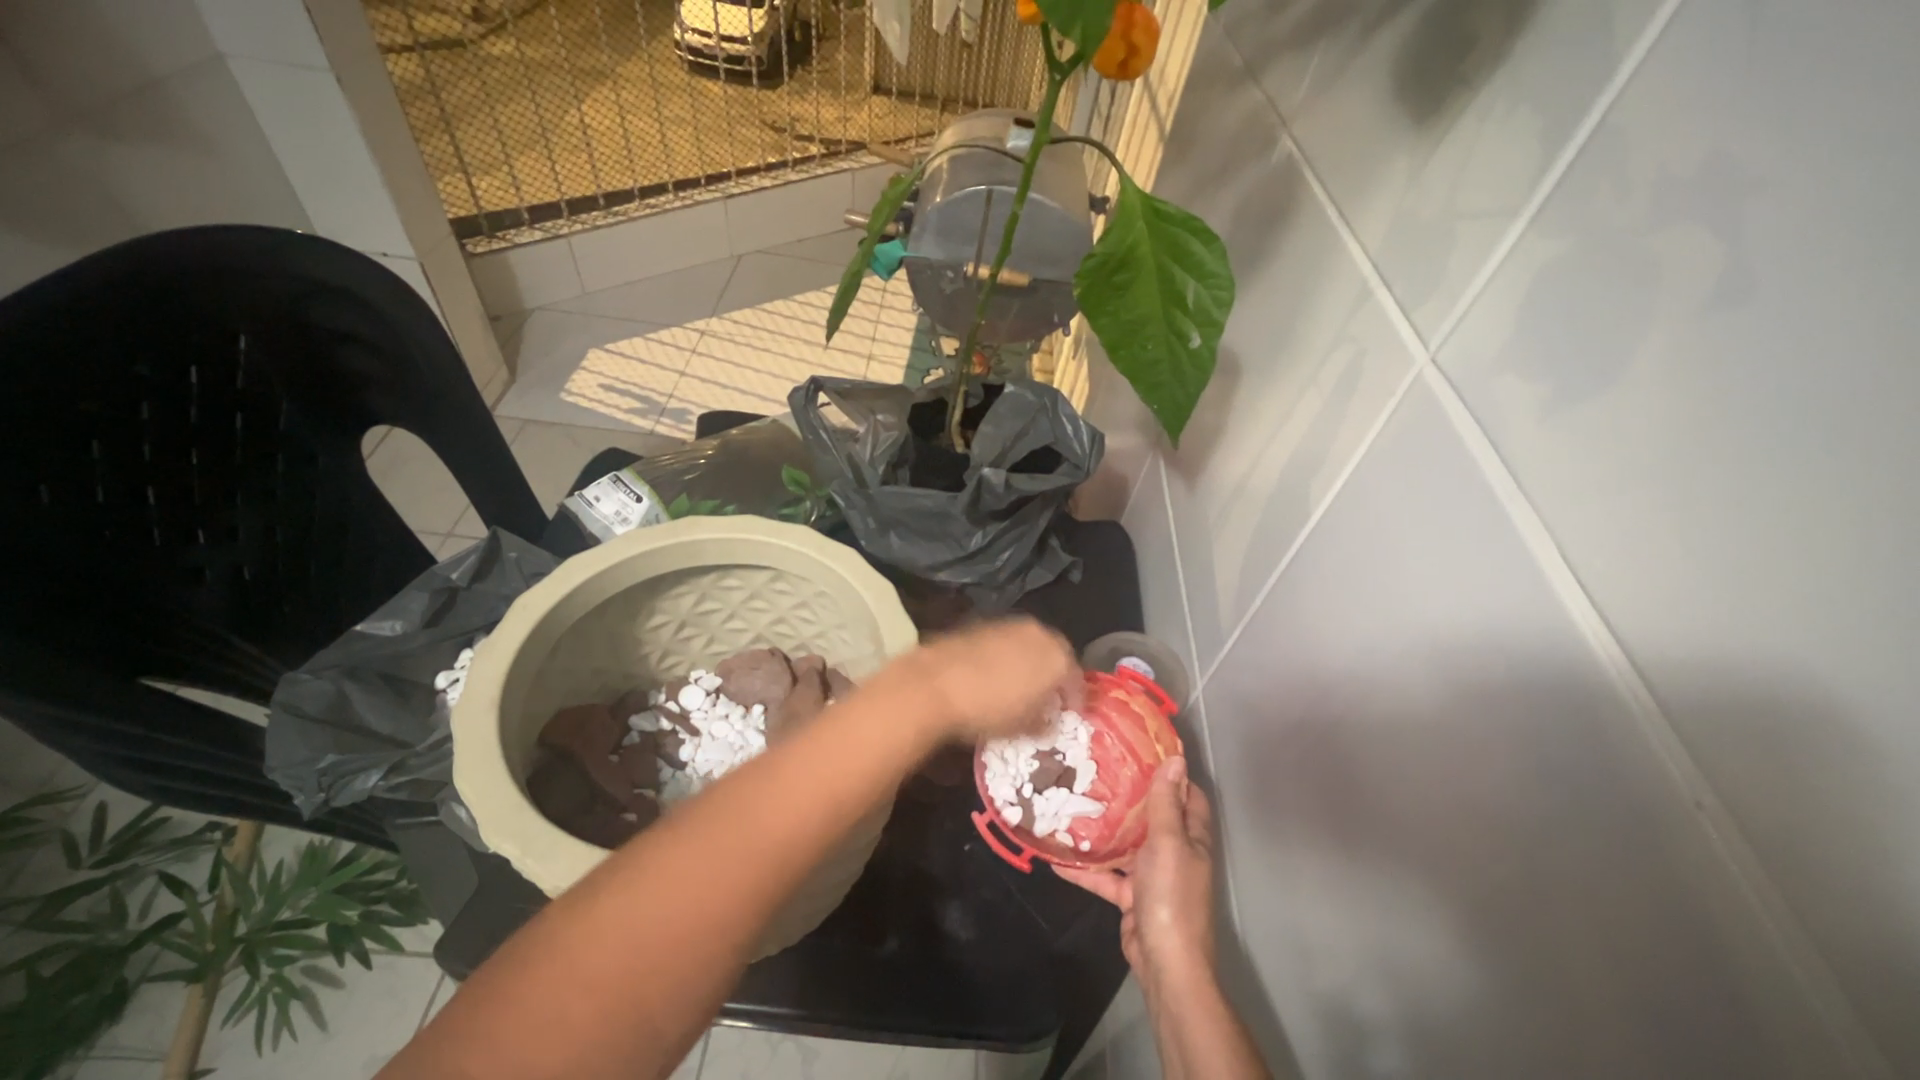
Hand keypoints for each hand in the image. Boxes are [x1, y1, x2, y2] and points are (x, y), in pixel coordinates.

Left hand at [877, 617, 1080, 740]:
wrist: (933, 684)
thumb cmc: (988, 709)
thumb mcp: (1023, 727)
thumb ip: (1043, 722)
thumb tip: (1047, 721)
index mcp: (1058, 657)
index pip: (1076, 679)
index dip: (1073, 700)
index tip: (1068, 715)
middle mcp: (1037, 633)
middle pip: (1053, 655)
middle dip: (1051, 677)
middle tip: (1045, 700)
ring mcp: (1006, 625)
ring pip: (1026, 646)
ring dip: (1026, 665)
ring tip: (1016, 689)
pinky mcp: (978, 624)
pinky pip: (1001, 644)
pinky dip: (1002, 658)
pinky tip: (990, 677)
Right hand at [1056, 756, 1215, 995]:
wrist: (1165, 962)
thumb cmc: (1171, 896)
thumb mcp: (1168, 843)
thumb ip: (1166, 803)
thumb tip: (1176, 759)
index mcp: (1191, 837)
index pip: (1187, 795)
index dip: (1169, 773)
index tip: (1138, 749)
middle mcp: (1175, 853)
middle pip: (1153, 818)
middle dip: (1128, 797)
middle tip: (1095, 772)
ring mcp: (1152, 876)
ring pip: (1126, 846)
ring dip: (1103, 832)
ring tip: (1072, 805)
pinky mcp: (1131, 898)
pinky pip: (1107, 877)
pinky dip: (1086, 870)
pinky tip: (1057, 858)